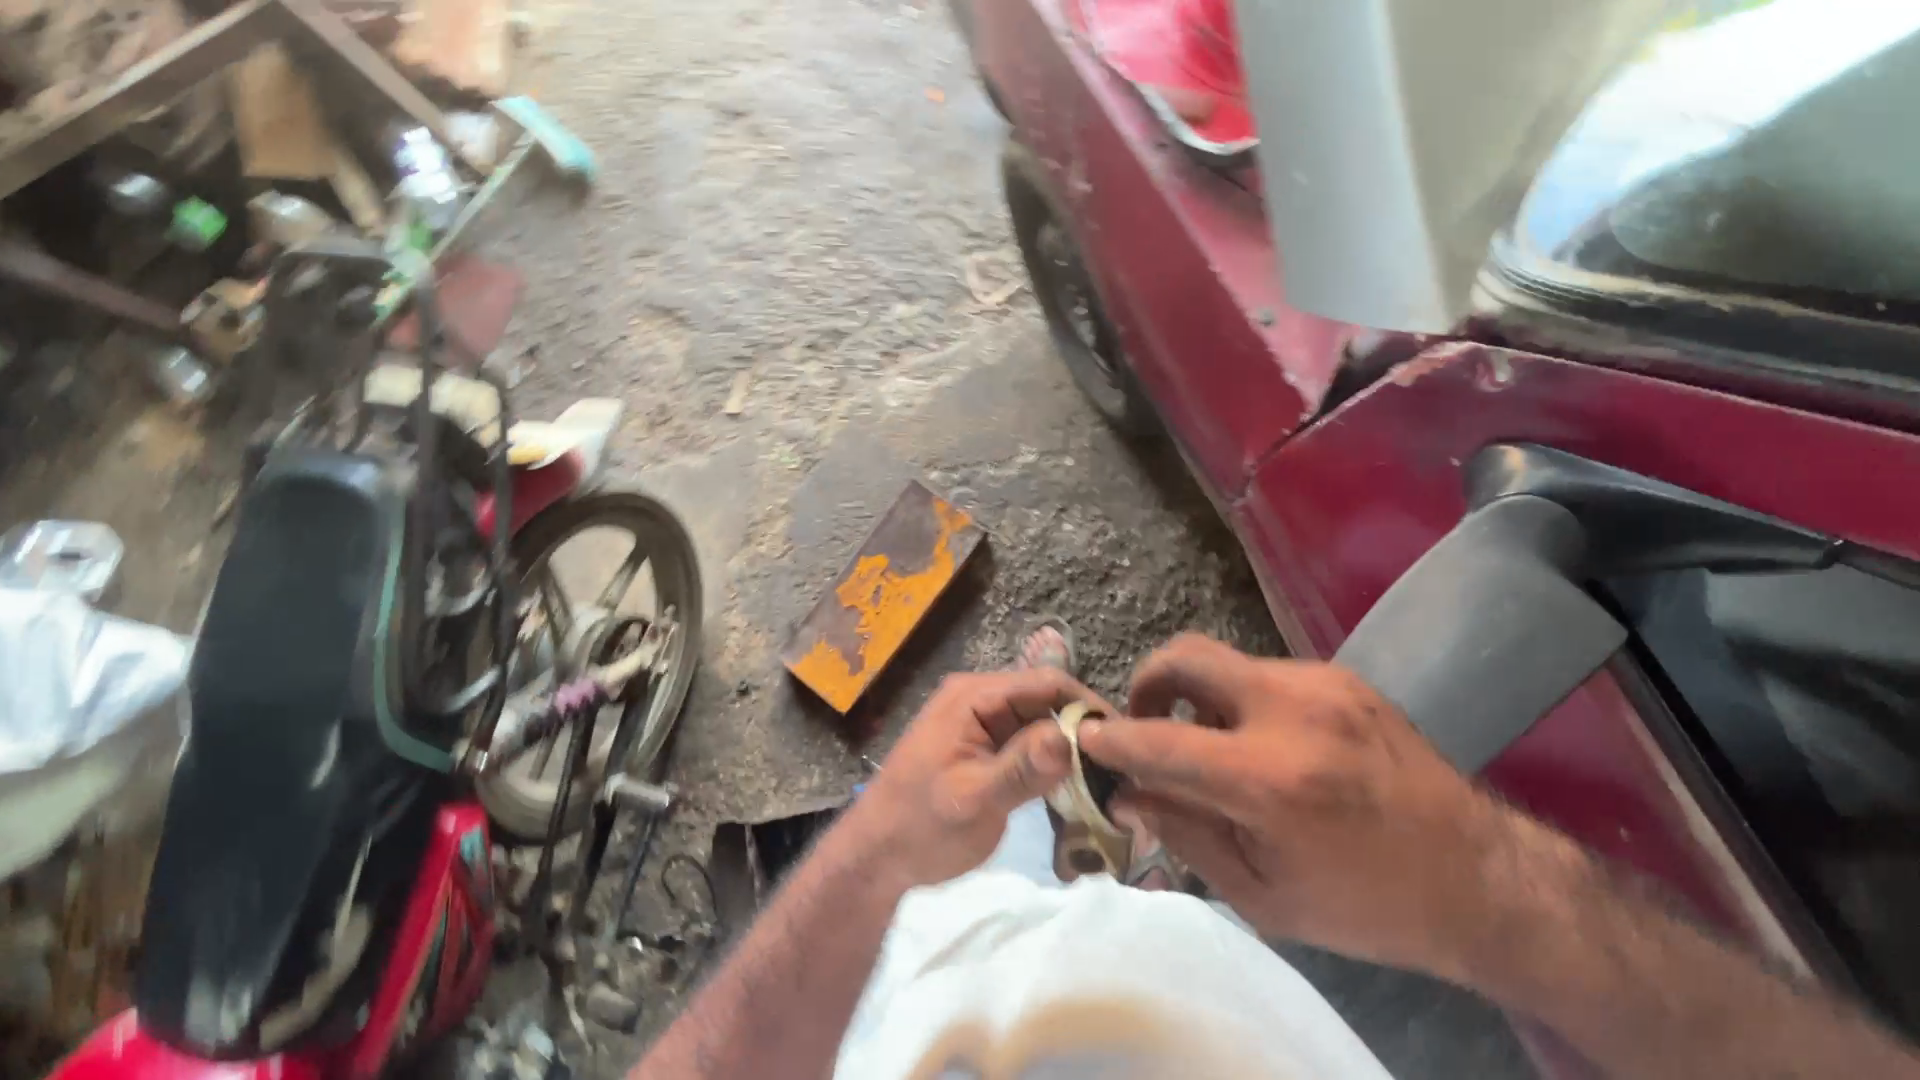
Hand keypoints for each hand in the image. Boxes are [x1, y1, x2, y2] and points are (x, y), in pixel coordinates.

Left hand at [842, 667, 1097, 890]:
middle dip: (1083, 731)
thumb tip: (1070, 736)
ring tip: (1109, 783)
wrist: (877, 858)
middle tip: (1122, 770)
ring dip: (1071, 752)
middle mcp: (980, 700)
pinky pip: (1029, 747)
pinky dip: (1053, 766)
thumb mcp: (972, 800)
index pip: (1046, 683)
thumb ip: (1020, 768)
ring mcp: (983, 726)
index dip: (1087, 706)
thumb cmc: (919, 827)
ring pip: (1042, 726)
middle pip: (1047, 702)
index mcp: (973, 697)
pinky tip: (1078, 792)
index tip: (1125, 742)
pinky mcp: (986, 751)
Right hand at [1079, 634, 1524, 978]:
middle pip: (1185, 657)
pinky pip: (1264, 674)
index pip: (1160, 740)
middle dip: (1146, 684)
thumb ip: (1185, 834)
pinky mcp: (1344, 679)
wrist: (1480, 879)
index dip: (1112, 738)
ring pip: (1224, 664)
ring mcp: (1323, 685)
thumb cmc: (1364, 905)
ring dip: (1198, 700)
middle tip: (1143, 724)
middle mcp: (1293, 711)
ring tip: (1211, 751)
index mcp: (1270, 780)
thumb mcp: (1260, 895)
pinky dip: (1240, 702)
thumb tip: (1128, 793)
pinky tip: (1261, 747)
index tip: (1087, 738)